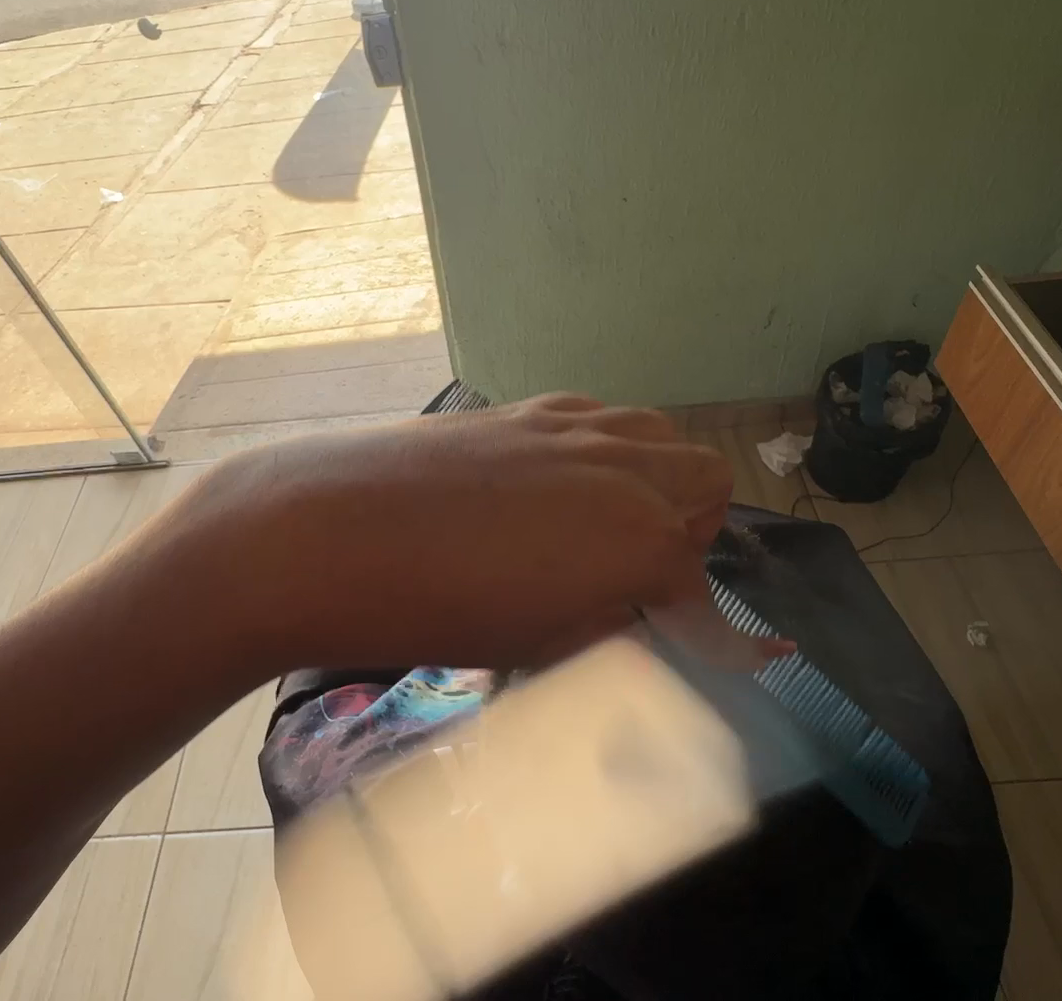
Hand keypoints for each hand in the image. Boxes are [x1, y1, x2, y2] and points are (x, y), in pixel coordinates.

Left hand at [140, 393, 768, 673]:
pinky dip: (608, 455)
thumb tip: (658, 620)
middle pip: (706, 484)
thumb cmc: (435, 611)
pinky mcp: (527, 407)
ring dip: (658, 484)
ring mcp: (574, 425)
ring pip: (661, 439)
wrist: (327, 531)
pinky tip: (561, 488)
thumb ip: (616, 623)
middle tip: (644, 576)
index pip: (703, 593)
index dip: (718, 635)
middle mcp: (625, 467)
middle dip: (694, 534)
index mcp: (641, 538)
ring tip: (608, 527)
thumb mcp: (542, 644)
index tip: (733, 655)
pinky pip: (602, 421)